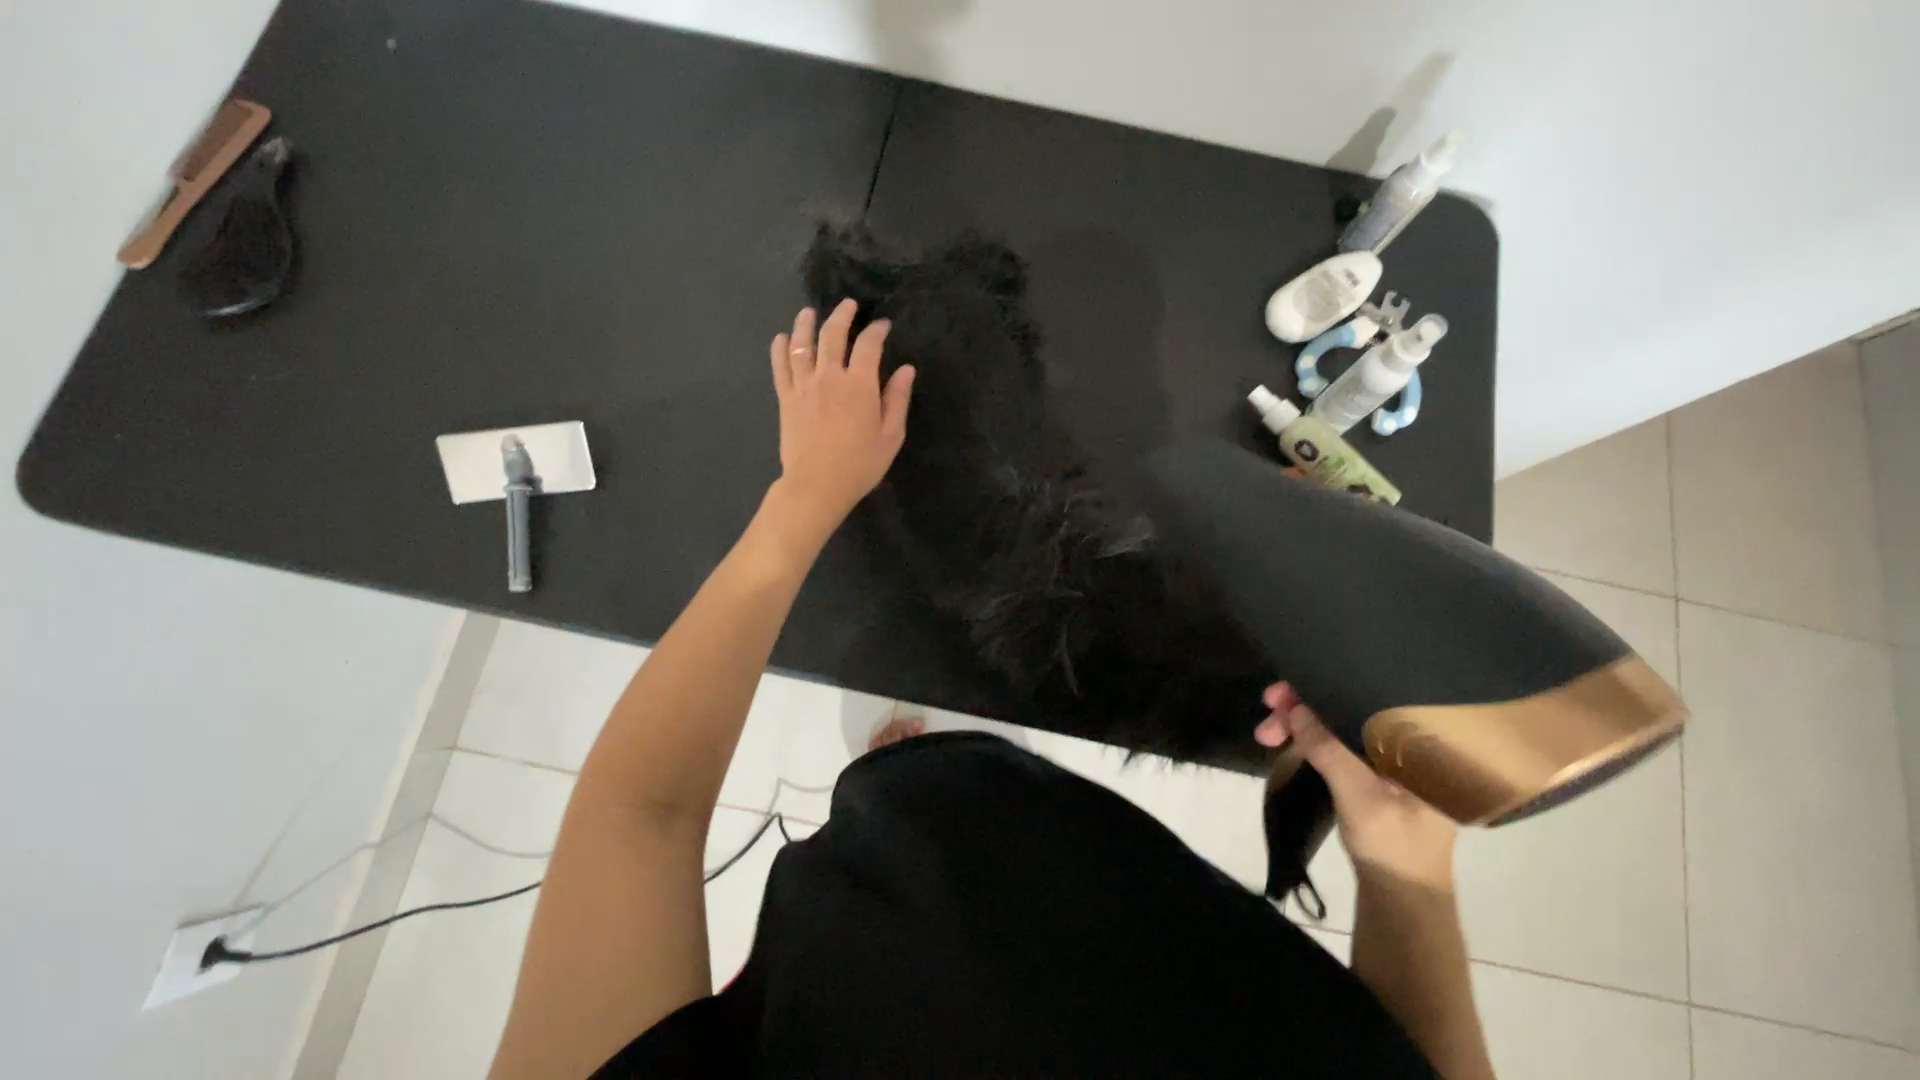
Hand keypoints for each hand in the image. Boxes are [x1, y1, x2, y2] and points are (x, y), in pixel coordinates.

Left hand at [768, 299, 915, 531]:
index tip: (883, 326)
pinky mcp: (786, 398)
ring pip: (802, 343)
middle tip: (848, 306)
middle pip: (833, 334)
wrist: (816, 485)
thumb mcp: (890, 436)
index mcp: (860, 385)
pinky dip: (780, 348)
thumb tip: (906, 369)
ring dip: (806, 323)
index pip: (869, 344)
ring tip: (809, 313)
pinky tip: (782, 338)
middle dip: (842, 315)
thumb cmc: (860, 465)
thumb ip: (897, 399)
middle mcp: (830, 376)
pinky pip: (780, 365)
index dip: (877, 330)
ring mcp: (804, 385)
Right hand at [1256, 682, 1456, 889]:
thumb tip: (1296, 708)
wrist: (1402, 900)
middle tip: (1267, 708)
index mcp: (1423, 741)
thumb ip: (1330, 752)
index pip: (1371, 695)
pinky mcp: (1377, 774)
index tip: (1287, 691)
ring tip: (1265, 733)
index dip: (1326, 687)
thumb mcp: (1360, 798)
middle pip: (1352, 707)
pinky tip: (1287, 742)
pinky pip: (1341, 744)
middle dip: (1306, 706)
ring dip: (1303, 724)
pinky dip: (1313, 741)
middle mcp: (1411, 742)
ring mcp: (1392, 759)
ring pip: (1341, 725)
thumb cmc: (1394, 848)